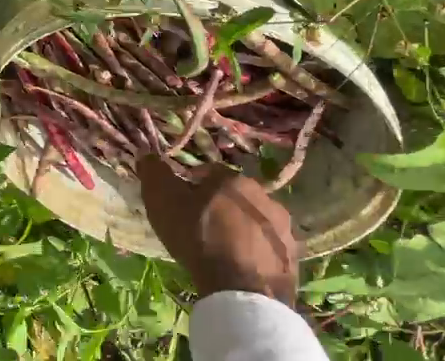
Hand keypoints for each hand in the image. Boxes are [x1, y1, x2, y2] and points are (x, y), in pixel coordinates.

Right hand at [136, 156, 300, 303]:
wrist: (240, 290)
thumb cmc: (197, 235)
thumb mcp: (162, 198)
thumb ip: (154, 171)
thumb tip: (149, 154)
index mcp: (235, 179)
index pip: (208, 172)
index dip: (190, 184)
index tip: (179, 200)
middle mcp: (267, 198)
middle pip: (233, 195)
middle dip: (218, 204)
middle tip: (199, 221)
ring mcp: (286, 230)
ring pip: (252, 220)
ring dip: (238, 226)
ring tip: (220, 245)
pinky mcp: (295, 258)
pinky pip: (266, 245)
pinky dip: (253, 248)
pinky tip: (238, 261)